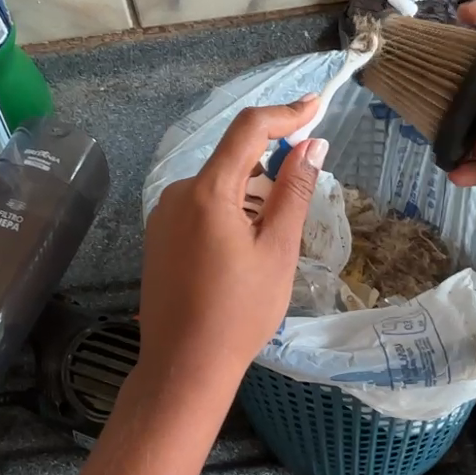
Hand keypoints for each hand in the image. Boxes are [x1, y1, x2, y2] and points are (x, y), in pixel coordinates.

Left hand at [140, 96, 327, 389]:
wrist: (182, 368)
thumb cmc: (238, 313)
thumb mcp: (277, 251)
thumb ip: (294, 191)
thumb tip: (312, 144)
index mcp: (207, 191)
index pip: (248, 129)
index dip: (285, 113)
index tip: (316, 106)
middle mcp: (178, 192)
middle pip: (232, 157)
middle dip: (270, 163)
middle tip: (302, 192)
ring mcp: (164, 213)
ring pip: (218, 184)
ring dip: (250, 192)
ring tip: (272, 239)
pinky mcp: (160, 234)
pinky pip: (201, 204)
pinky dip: (230, 210)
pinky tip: (243, 248)